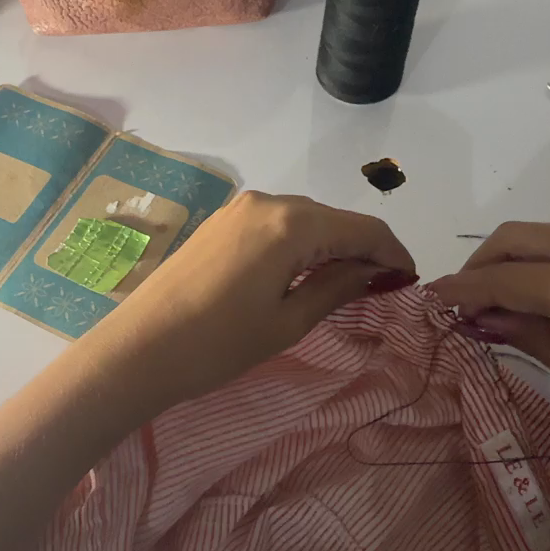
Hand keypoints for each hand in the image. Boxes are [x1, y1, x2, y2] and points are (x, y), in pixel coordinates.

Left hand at [78, 192, 415, 411]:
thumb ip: (337, 287)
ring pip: (304, 219)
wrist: (139, 348)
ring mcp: (240, 208)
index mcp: (292, 224)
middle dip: (363, 248)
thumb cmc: (219, 343)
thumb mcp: (288, 322)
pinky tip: (303, 272)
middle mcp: (268, 202)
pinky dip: (300, 243)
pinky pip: (276, 224)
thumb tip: (373, 271)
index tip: (410, 279)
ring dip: (331, 245)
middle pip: (333, 219)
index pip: (362, 227)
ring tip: (346, 284)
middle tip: (382, 287)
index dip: (392, 251)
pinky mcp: (221, 221)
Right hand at [427, 223, 549, 477]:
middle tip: (458, 304)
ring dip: (506, 259)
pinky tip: (530, 295)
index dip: (462, 289)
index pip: (506, 277)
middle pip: (517, 238)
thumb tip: (481, 321)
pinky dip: (537, 260)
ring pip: (541, 235)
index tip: (427, 301)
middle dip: (478, 265)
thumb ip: (536, 342)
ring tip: (487, 303)